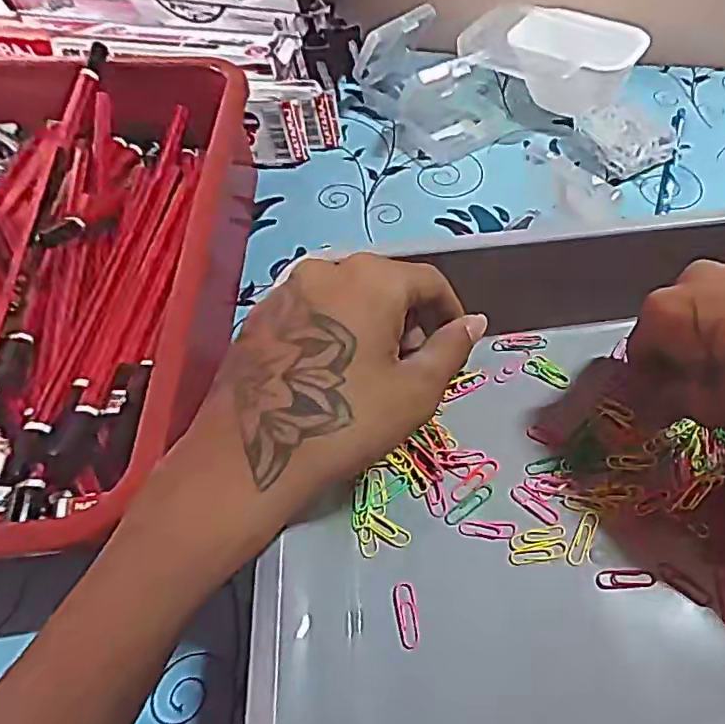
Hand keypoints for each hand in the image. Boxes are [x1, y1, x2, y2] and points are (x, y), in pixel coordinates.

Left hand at [192, 253, 483, 502]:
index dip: (450, 311)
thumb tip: (474, 322)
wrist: (250, 455)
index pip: (429, 280)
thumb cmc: (346, 421)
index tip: (454, 345)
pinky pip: (316, 310)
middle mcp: (327, 269)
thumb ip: (452, 348)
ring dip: (373, 323)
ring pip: (349, 295)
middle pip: (387, 283)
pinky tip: (333, 372)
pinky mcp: (261, 314)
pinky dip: (337, 330)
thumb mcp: (417, 390)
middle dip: (410, 319)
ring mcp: (287, 289)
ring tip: (373, 373)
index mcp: (372, 279)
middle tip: (413, 366)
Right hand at [626, 259, 724, 439]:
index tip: (660, 411)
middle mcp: (693, 276)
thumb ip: (676, 403)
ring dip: (706, 341)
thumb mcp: (720, 405)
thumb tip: (658, 404)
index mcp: (667, 309)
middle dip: (675, 359)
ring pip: (704, 309)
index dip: (645, 386)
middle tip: (699, 395)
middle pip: (668, 324)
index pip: (636, 352)